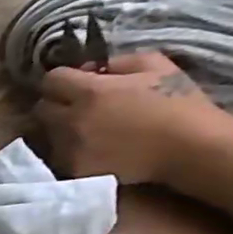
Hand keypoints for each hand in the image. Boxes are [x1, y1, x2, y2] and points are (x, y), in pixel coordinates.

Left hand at [35, 50, 232, 185]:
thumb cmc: (177, 102)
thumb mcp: (152, 64)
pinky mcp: (78, 171)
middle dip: (56, 103)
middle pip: (42, 109)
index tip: (77, 82)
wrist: (190, 148)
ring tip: (86, 128)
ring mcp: (72, 149)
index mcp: (89, 92)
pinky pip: (60, 157)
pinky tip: (91, 148)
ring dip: (60, 129)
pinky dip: (69, 151)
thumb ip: (115, 62)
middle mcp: (72, 121)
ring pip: (49, 135)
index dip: (62, 79)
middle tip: (77, 105)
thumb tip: (90, 69)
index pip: (50, 80)